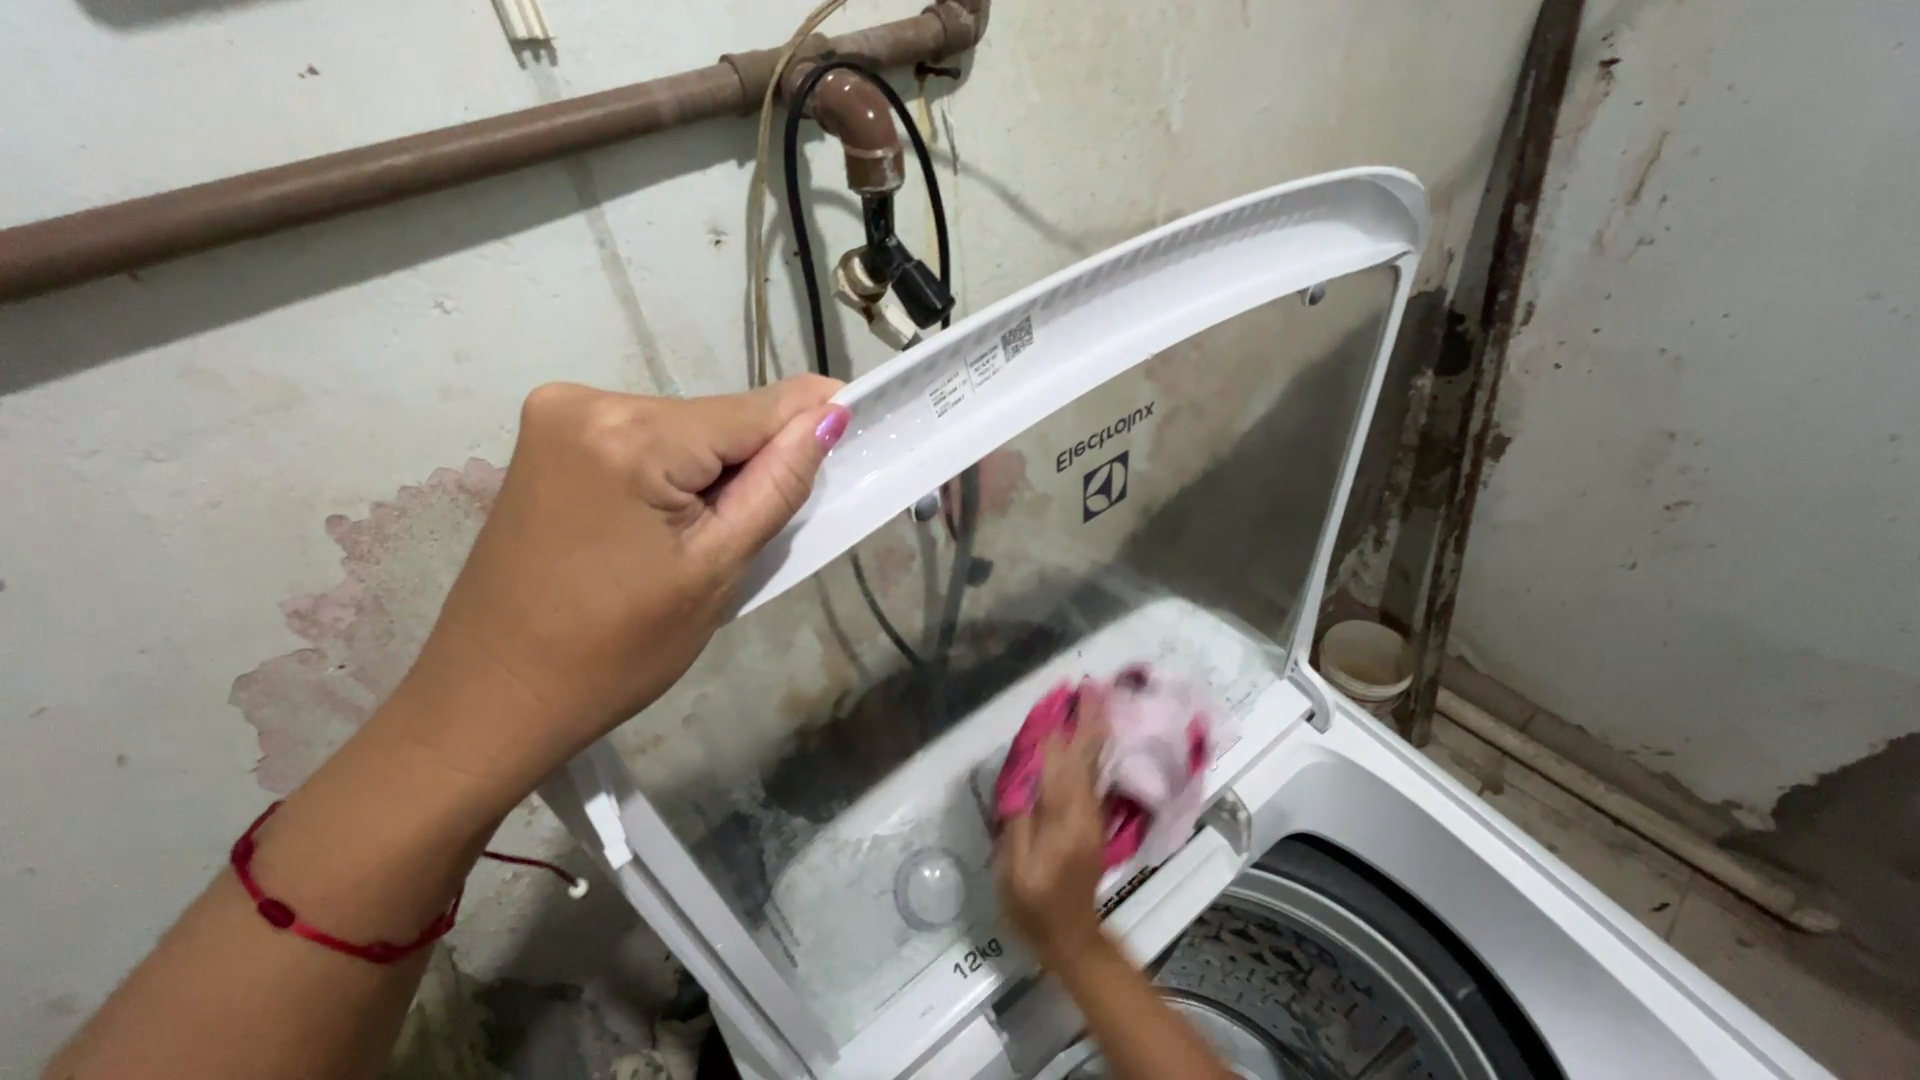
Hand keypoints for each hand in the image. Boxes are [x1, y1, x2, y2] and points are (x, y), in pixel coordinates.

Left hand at [393, 375, 847, 797]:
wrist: (493, 697)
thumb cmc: (614, 653)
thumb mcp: (716, 572)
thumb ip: (777, 485)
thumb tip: (829, 417)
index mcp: (632, 435)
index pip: (754, 409)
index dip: (811, 418)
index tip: (856, 426)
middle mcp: (587, 400)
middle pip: (715, 419)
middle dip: (751, 463)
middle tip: (757, 534)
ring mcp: (556, 415)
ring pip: (681, 431)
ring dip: (710, 473)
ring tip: (702, 543)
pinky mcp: (545, 440)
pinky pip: (641, 441)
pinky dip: (670, 474)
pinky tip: (662, 527)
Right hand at [996, 683, 1111, 970]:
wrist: (1071, 937)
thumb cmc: (1034, 906)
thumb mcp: (1014, 870)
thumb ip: (1019, 824)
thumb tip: (1023, 784)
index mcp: (1063, 820)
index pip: (1059, 764)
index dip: (1056, 731)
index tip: (1055, 699)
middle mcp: (1084, 811)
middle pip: (1087, 756)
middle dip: (1089, 720)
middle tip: (1091, 684)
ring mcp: (1092, 816)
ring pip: (1095, 764)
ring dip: (1095, 730)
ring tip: (1096, 699)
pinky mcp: (1092, 822)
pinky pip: (1093, 776)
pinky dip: (1093, 751)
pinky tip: (1091, 738)